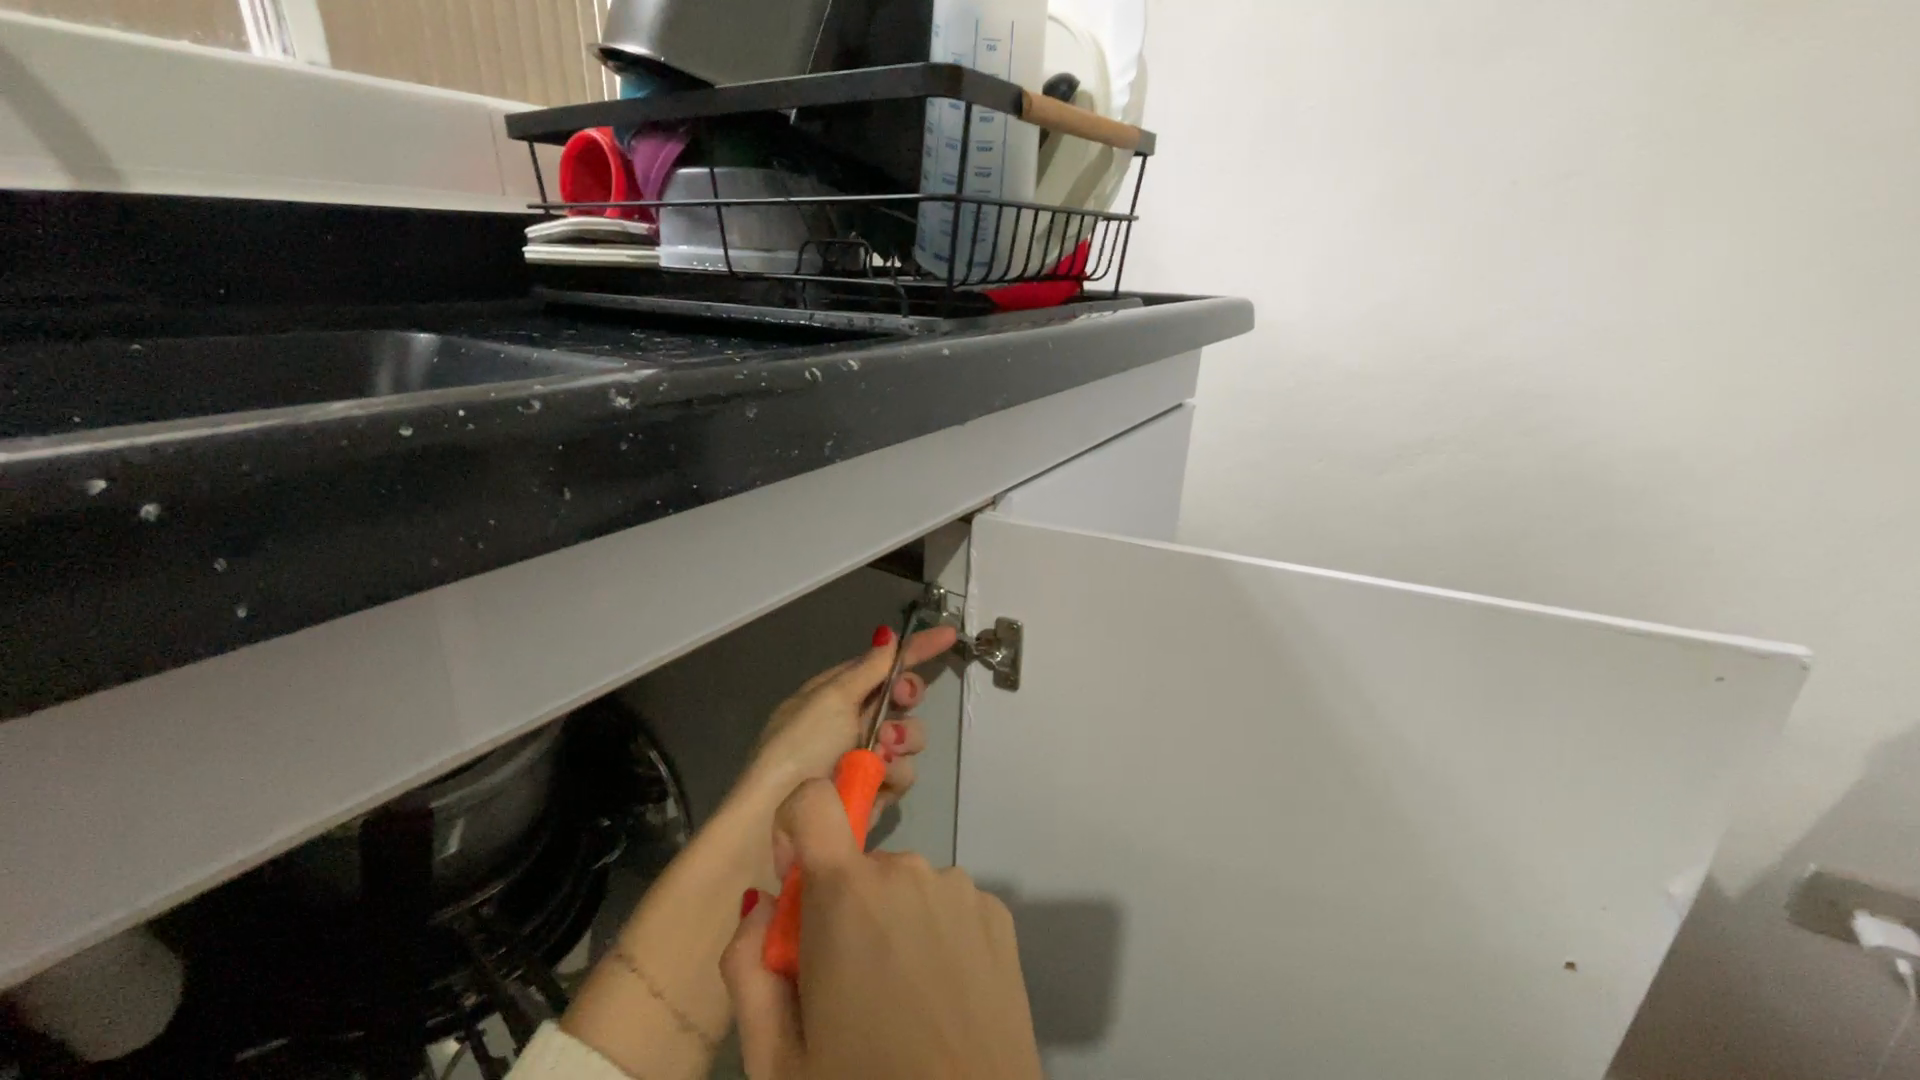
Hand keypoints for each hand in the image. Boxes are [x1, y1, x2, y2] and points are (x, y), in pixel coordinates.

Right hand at [721, 780, 1043, 1079]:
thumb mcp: (775, 1056)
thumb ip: (746, 965)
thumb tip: (763, 907)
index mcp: (845, 891)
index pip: (813, 800)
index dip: (794, 828)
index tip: (795, 886)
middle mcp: (908, 871)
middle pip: (857, 865)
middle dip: (842, 909)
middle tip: (846, 987)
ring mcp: (960, 889)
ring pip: (903, 889)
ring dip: (892, 926)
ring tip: (901, 1004)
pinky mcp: (998, 914)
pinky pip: (947, 907)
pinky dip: (936, 937)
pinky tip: (941, 1000)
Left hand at [746, 623, 957, 813]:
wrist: (778, 820)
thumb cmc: (800, 747)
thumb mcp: (830, 698)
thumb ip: (869, 669)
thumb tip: (889, 636)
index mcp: (835, 693)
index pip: (882, 664)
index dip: (916, 649)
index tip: (949, 635)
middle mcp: (852, 722)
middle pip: (904, 698)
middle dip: (908, 695)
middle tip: (902, 699)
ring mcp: (865, 758)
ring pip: (911, 737)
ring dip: (900, 739)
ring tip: (880, 751)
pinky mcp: (876, 792)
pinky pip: (903, 774)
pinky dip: (892, 774)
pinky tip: (875, 781)